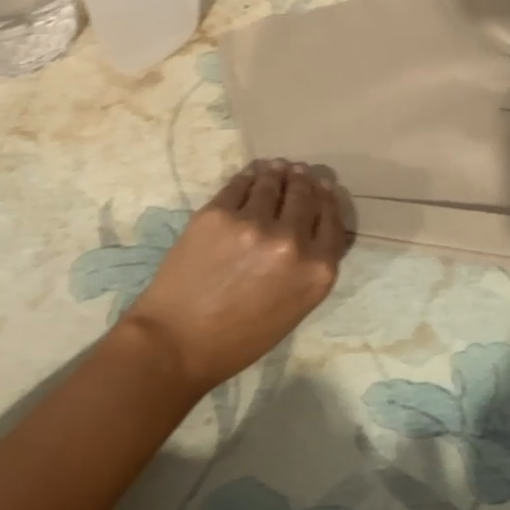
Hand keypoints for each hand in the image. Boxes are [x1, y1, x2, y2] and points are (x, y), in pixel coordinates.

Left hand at [119, 159, 349, 396]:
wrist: (178, 342)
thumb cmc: (239, 339)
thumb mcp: (292, 309)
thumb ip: (307, 269)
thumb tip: (307, 231)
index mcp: (317, 270)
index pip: (332, 220)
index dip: (328, 200)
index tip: (323, 188)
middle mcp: (292, 240)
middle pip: (305, 196)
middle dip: (304, 182)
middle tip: (300, 172)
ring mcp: (254, 222)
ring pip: (273, 183)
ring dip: (278, 174)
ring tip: (277, 168)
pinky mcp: (219, 212)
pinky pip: (240, 184)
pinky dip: (250, 176)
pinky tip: (252, 173)